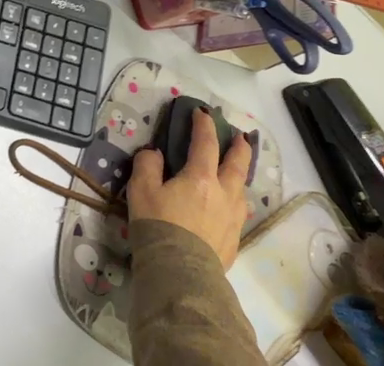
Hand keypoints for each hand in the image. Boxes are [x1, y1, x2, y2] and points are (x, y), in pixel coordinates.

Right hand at [127, 108, 253, 268]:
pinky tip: (233, 205)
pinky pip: (239, 212)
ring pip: (242, 189)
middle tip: (242, 137)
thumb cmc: (158, 224)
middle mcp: (223, 193)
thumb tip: (155, 153)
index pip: (206, 143)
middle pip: (237, 165)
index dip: (204, 125)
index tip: (202, 112)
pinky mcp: (234, 238)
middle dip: (240, 148)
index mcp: (200, 177)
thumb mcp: (141, 189)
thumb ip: (147, 164)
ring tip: (237, 171)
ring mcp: (233, 217)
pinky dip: (237, 200)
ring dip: (240, 175)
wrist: (180, 272)